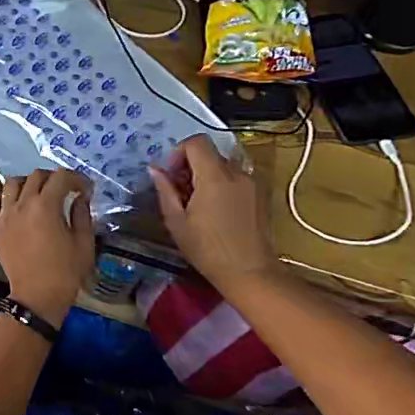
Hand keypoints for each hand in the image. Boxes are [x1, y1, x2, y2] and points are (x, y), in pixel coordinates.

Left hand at [0, 169, 94, 325]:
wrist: (37, 297)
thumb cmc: (65, 272)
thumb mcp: (83, 243)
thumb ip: (82, 215)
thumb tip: (80, 197)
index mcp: (46, 206)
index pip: (61, 177)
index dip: (77, 178)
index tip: (85, 189)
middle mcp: (22, 204)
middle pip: (36, 176)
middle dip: (54, 178)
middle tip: (65, 190)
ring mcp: (5, 215)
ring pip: (12, 183)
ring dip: (28, 183)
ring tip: (38, 194)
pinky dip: (2, 197)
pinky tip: (13, 204)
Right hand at [148, 135, 277, 284]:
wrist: (250, 272)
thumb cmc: (208, 249)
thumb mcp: (177, 222)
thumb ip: (165, 190)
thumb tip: (155, 170)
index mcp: (214, 176)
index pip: (196, 142)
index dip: (179, 153)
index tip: (172, 175)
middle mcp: (237, 173)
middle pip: (209, 153)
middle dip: (190, 166)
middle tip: (180, 191)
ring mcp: (251, 183)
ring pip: (222, 165)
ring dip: (206, 176)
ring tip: (197, 203)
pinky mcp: (259, 195)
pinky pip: (235, 178)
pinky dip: (221, 185)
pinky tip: (214, 210)